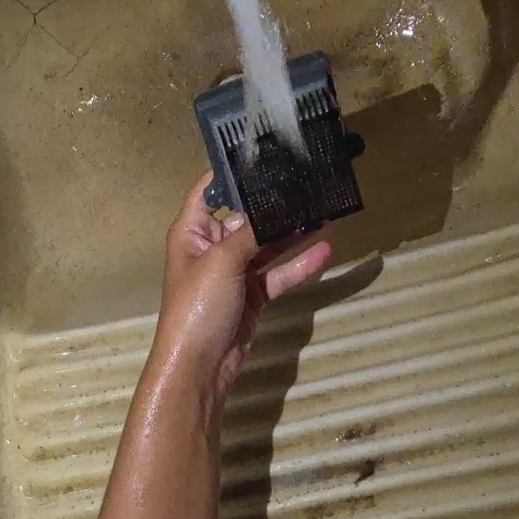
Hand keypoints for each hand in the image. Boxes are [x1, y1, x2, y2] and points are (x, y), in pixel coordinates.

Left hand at [152, 173, 333, 397]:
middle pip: (246, 216)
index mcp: (192, 232)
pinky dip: (299, 264)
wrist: (199, 366)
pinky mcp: (252, 296)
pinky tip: (326, 251)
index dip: (234, 172)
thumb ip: (252, 232)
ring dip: (293, 231)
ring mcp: (233, 272)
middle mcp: (211, 247)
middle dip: (275, 202)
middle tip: (309, 181)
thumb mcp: (223, 262)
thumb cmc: (199, 305)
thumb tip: (276, 206)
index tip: (265, 152)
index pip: (210, 190)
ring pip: (267, 245)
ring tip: (325, 210)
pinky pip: (278, 274)